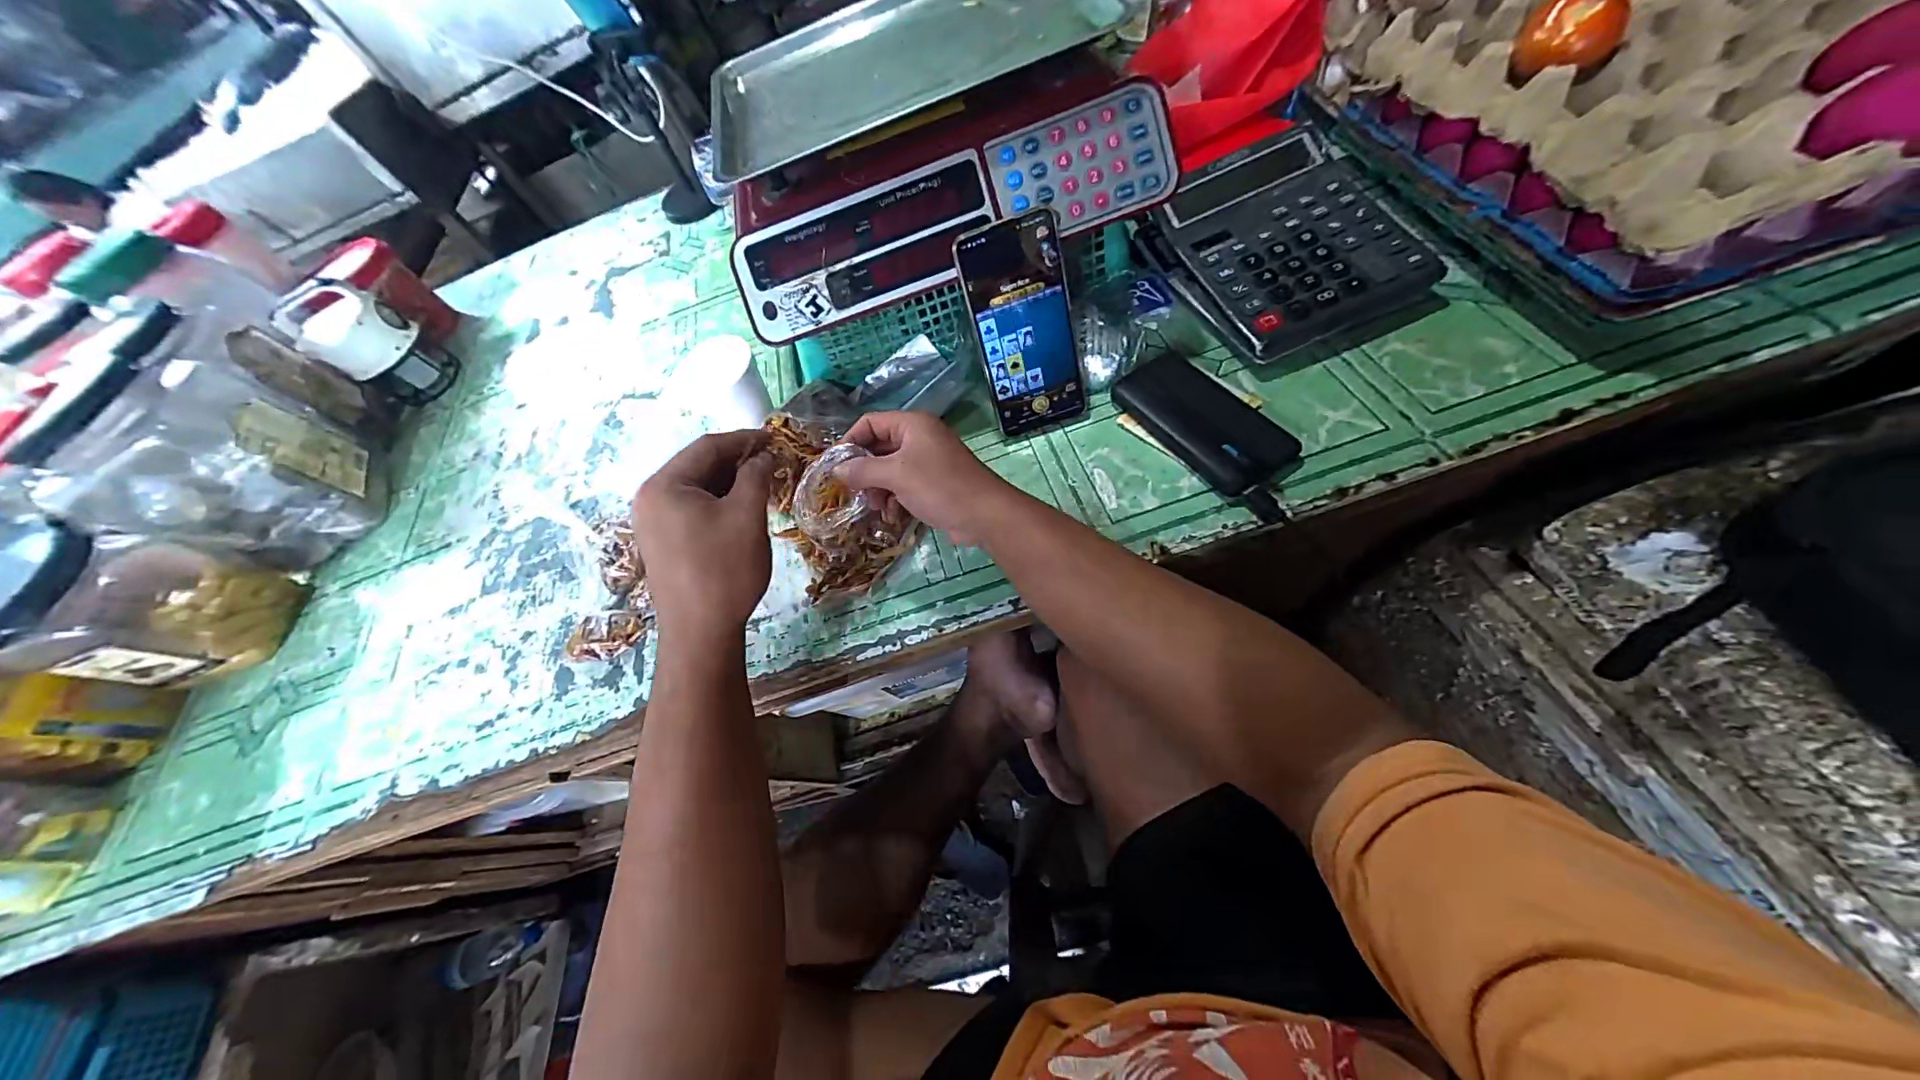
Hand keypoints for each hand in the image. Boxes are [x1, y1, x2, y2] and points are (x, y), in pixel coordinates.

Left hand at [631, 430, 772, 637]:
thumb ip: (755, 476)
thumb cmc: (724, 570)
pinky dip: (718, 502)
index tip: (775, 438)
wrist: (700, 633)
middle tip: (773, 462)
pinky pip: (691, 509)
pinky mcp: (662, 542)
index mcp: (663, 486)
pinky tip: (743, 508)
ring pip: (696, 489)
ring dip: (730, 482)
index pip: (707, 447)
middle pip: (698, 466)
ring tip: (763, 484)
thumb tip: (762, 456)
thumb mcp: (747, 516)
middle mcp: (649, 498)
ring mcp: (652, 522)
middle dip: (737, 461)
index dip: (744, 439)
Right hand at [833, 411, 1014, 545]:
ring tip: (876, 507)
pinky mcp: (934, 483)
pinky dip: (894, 498)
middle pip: (879, 447)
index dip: (850, 441)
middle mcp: (920, 438)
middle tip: (854, 491)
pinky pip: (904, 485)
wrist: (983, 514)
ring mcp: (928, 461)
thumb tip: (836, 469)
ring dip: (878, 488)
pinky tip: (892, 515)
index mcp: (912, 424)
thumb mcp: (895, 475)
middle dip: (864, 470)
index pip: (870, 423)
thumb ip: (862, 470)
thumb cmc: (938, 486)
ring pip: (890, 470)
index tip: (834, 466)